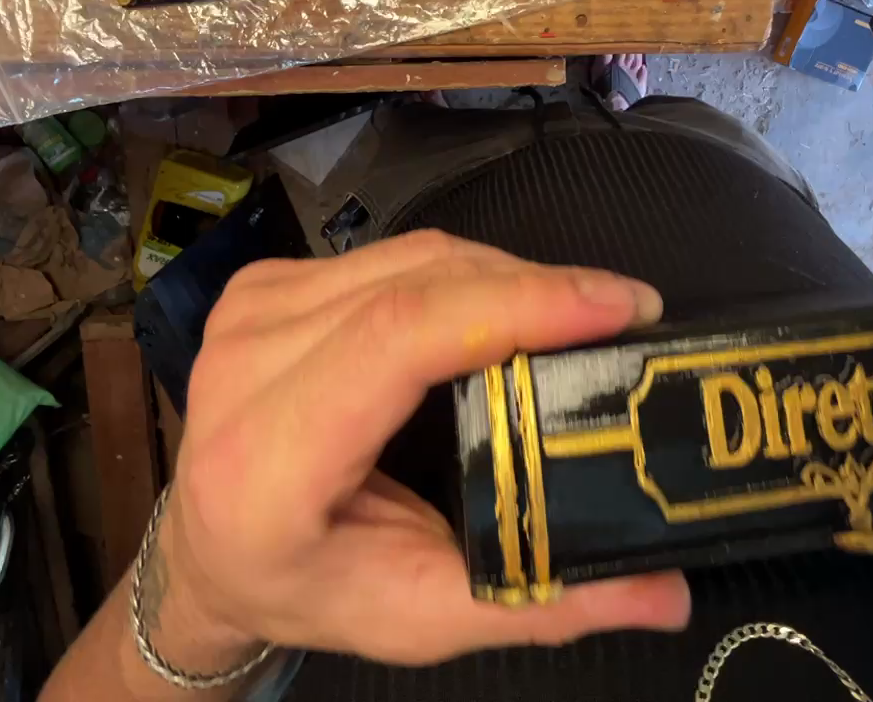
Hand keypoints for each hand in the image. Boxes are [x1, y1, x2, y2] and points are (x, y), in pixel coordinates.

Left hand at [154, 231, 690, 665]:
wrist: (204, 548)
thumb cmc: (307, 586)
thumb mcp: (419, 616)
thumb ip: (541, 604)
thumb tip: (668, 592)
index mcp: (268, 454)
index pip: (398, 338)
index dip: (514, 305)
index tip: (615, 304)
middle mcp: (246, 361)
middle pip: (416, 283)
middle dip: (534, 285)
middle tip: (622, 310)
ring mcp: (251, 307)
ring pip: (412, 255)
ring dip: (506, 273)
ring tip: (577, 308)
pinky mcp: (269, 281)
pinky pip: (391, 255)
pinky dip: (464, 272)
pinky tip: (506, 302)